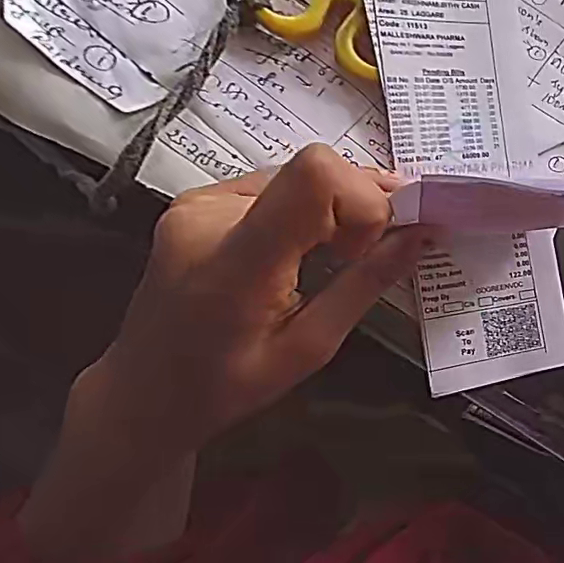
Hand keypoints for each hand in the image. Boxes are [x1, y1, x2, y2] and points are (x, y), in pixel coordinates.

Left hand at [20, 146, 426, 562]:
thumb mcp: (310, 348)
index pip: (314, 178)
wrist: (142, 392)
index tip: (371, 246)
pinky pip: (281, 182)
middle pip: (316, 170)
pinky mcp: (203, 199)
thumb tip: (421, 234)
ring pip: (302, 172)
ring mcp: (201, 202)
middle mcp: (210, 215)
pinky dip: (315, 205)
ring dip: (340, 204)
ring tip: (347, 247)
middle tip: (368, 252)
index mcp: (235, 263)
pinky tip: (317, 239)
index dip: (364, 198)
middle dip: (360, 204)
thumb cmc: (227, 386)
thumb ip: (366, 284)